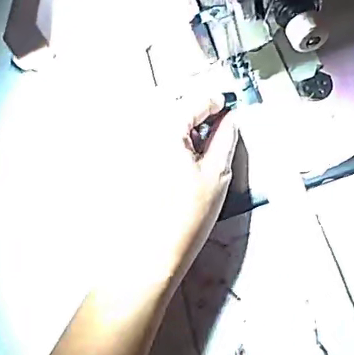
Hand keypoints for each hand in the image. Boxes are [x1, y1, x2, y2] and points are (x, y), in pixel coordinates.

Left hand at [93, 90, 237, 306]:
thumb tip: (229, 120)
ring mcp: (130, 147)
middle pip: (174, 106)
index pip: (195, 100)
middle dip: (196, 113)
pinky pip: (148, 139)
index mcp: (164, 129)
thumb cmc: (179, 221)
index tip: (226, 106)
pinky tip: (177, 167)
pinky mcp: (124, 163)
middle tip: (215, 128)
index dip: (216, 102)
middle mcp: (141, 132)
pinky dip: (166, 143)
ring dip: (181, 128)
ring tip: (196, 153)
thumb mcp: (216, 174)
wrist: (148, 254)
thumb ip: (225, 138)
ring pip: (160, 122)